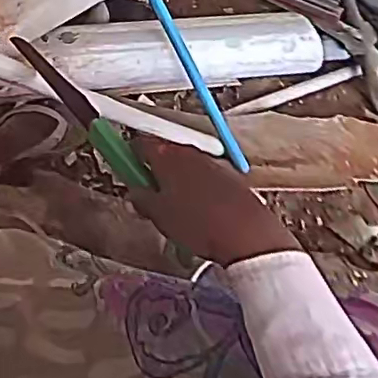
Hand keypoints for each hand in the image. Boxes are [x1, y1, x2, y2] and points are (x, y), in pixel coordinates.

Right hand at [126, 135, 300, 265]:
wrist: (249, 235)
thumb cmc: (199, 223)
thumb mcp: (159, 215)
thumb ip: (141, 199)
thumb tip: (135, 193)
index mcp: (164, 154)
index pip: (138, 143)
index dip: (129, 156)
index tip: (128, 171)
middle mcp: (186, 150)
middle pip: (163, 152)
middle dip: (155, 170)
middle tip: (152, 195)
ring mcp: (210, 161)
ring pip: (185, 165)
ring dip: (178, 179)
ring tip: (179, 209)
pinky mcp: (230, 175)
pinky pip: (206, 176)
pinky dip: (200, 188)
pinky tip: (202, 213)